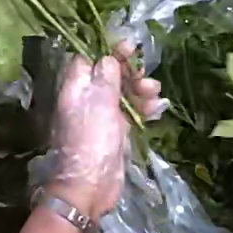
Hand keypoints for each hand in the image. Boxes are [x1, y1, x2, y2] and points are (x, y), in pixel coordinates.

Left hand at [40, 43, 163, 217]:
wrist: (90, 186)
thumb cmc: (91, 141)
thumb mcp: (100, 103)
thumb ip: (106, 77)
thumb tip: (108, 57)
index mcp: (75, 88)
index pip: (88, 57)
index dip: (107, 49)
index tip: (129, 46)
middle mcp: (87, 97)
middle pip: (109, 72)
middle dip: (130, 70)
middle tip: (144, 74)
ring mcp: (102, 114)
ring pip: (123, 91)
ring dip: (140, 88)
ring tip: (153, 92)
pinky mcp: (116, 129)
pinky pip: (131, 110)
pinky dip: (143, 106)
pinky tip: (156, 107)